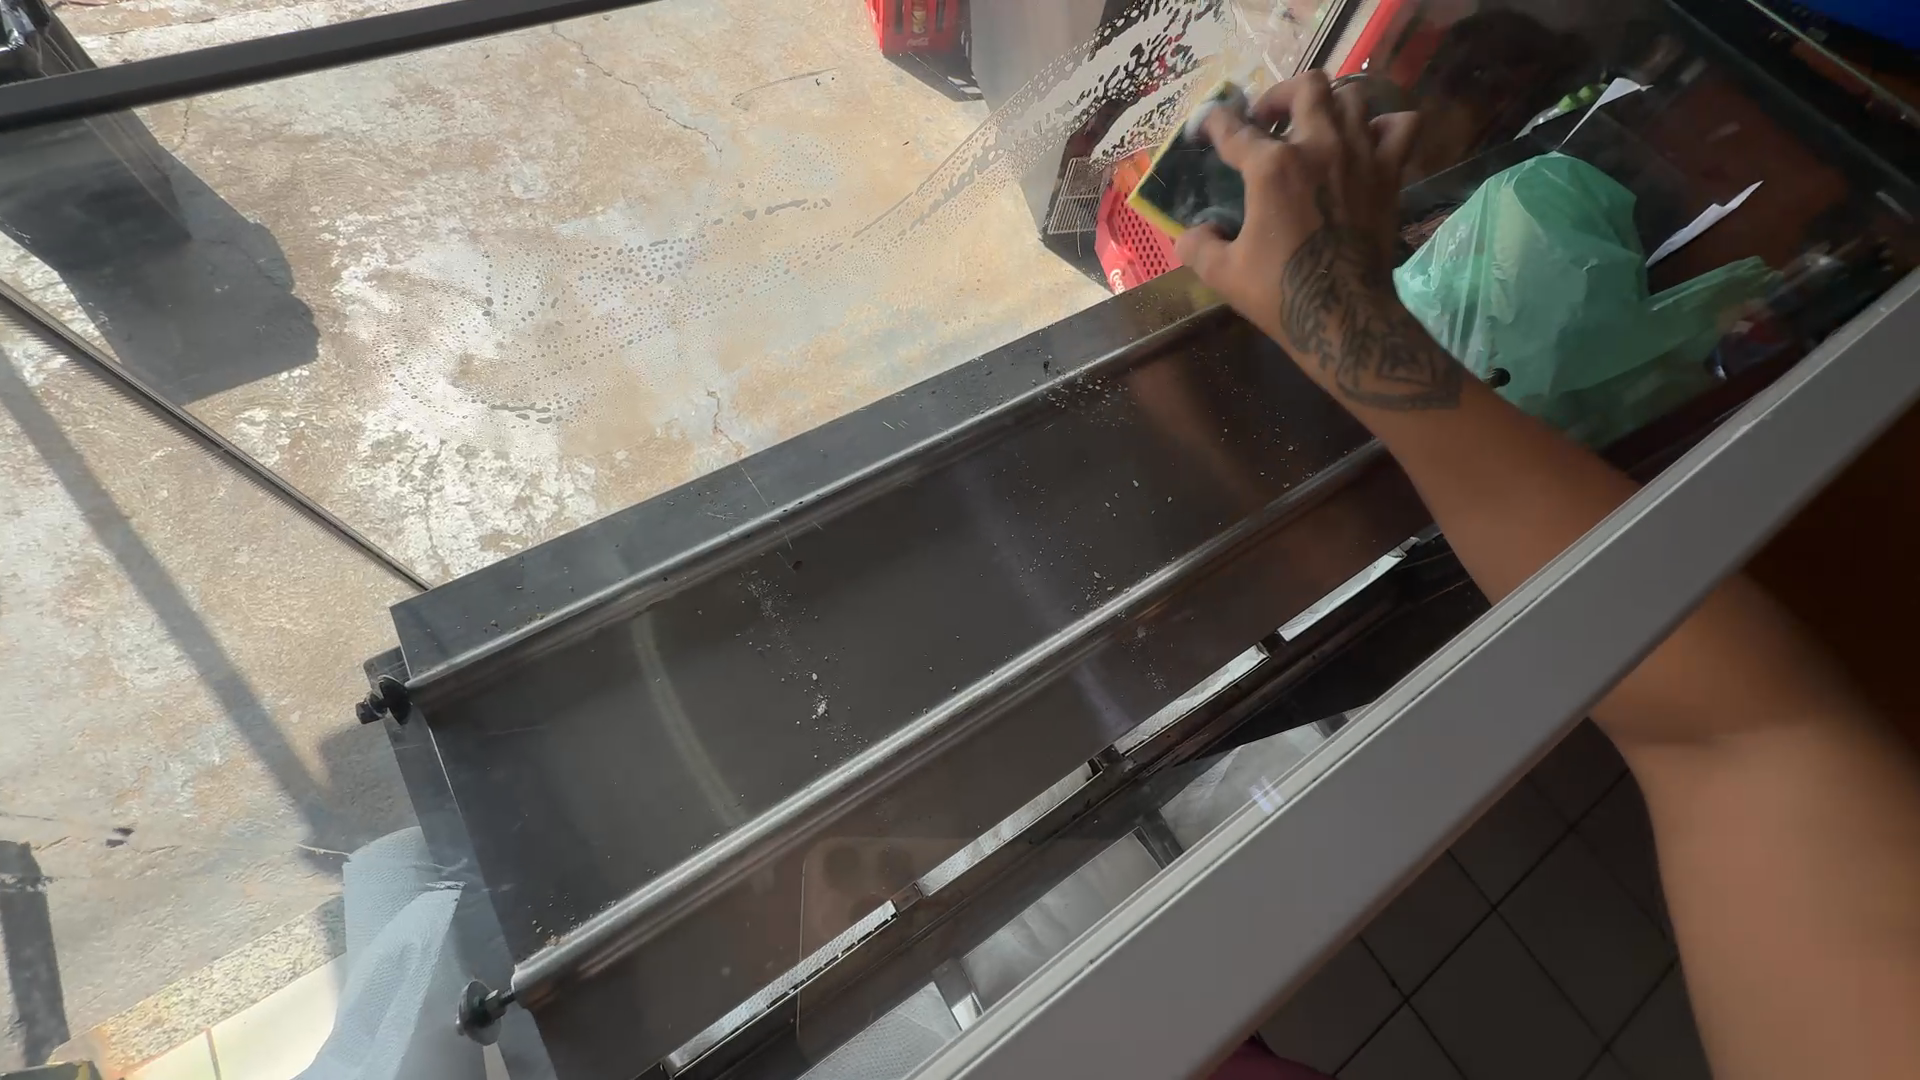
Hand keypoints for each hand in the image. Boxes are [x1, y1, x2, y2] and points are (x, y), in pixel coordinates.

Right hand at [1174, 72, 1460, 410]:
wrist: (1341, 315)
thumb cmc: (1277, 293)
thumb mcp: (1221, 274)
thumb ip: (1197, 246)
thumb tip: (1193, 233)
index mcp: (1271, 167)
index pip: (1235, 130)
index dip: (1213, 123)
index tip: (1205, 123)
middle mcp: (1319, 145)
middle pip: (1307, 87)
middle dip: (1280, 96)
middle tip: (1267, 120)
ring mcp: (1361, 154)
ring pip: (1352, 97)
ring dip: (1328, 106)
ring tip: (1314, 129)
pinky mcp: (1390, 173)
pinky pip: (1399, 125)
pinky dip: (1382, 125)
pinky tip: (1366, 142)